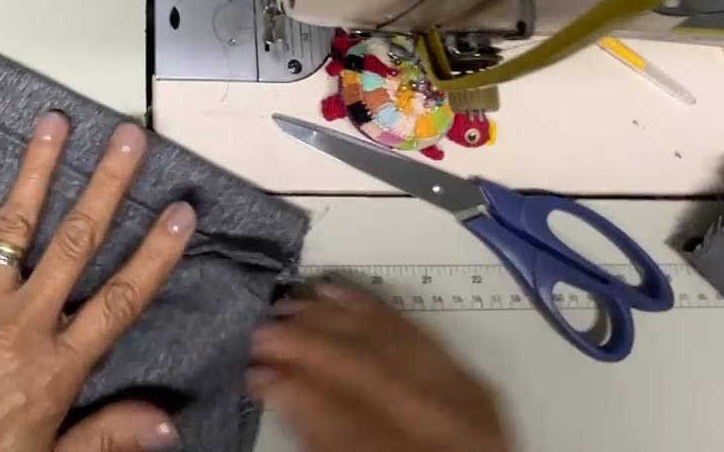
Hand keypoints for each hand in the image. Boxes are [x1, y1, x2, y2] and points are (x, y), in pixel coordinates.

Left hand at [0, 113, 194, 451]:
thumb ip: (108, 437)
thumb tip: (166, 423)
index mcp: (54, 364)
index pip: (120, 300)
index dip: (154, 256)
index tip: (180, 215)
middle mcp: (21, 322)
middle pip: (76, 242)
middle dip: (106, 187)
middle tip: (128, 141)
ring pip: (15, 224)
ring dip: (36, 169)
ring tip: (54, 122)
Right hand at [249, 281, 509, 451]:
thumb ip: (321, 434)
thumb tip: (273, 383)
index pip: (344, 413)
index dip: (291, 387)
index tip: (254, 369)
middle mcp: (449, 425)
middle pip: (365, 364)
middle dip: (304, 341)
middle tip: (260, 331)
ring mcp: (465, 396)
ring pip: (385, 337)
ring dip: (328, 316)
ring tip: (286, 306)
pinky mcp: (469, 377)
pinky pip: (413, 330)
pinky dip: (368, 307)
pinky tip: (332, 290)